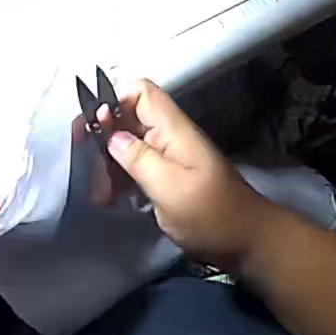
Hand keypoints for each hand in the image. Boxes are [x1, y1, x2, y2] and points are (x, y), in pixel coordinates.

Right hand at [101, 79, 278, 269]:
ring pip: (128, 144)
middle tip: (88, 168)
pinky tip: (111, 200)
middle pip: (128, 118)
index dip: (114, 100)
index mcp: (173, 129)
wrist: (247, 242)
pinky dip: (120, 179)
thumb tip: (109, 132)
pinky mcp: (167, 177)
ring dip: (109, 165)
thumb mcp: (170, 187)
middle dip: (103, 138)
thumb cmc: (211, 214)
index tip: (92, 127)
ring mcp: (168, 157)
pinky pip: (135, 167)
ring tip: (100, 194)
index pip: (141, 92)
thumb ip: (138, 158)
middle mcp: (169, 136)